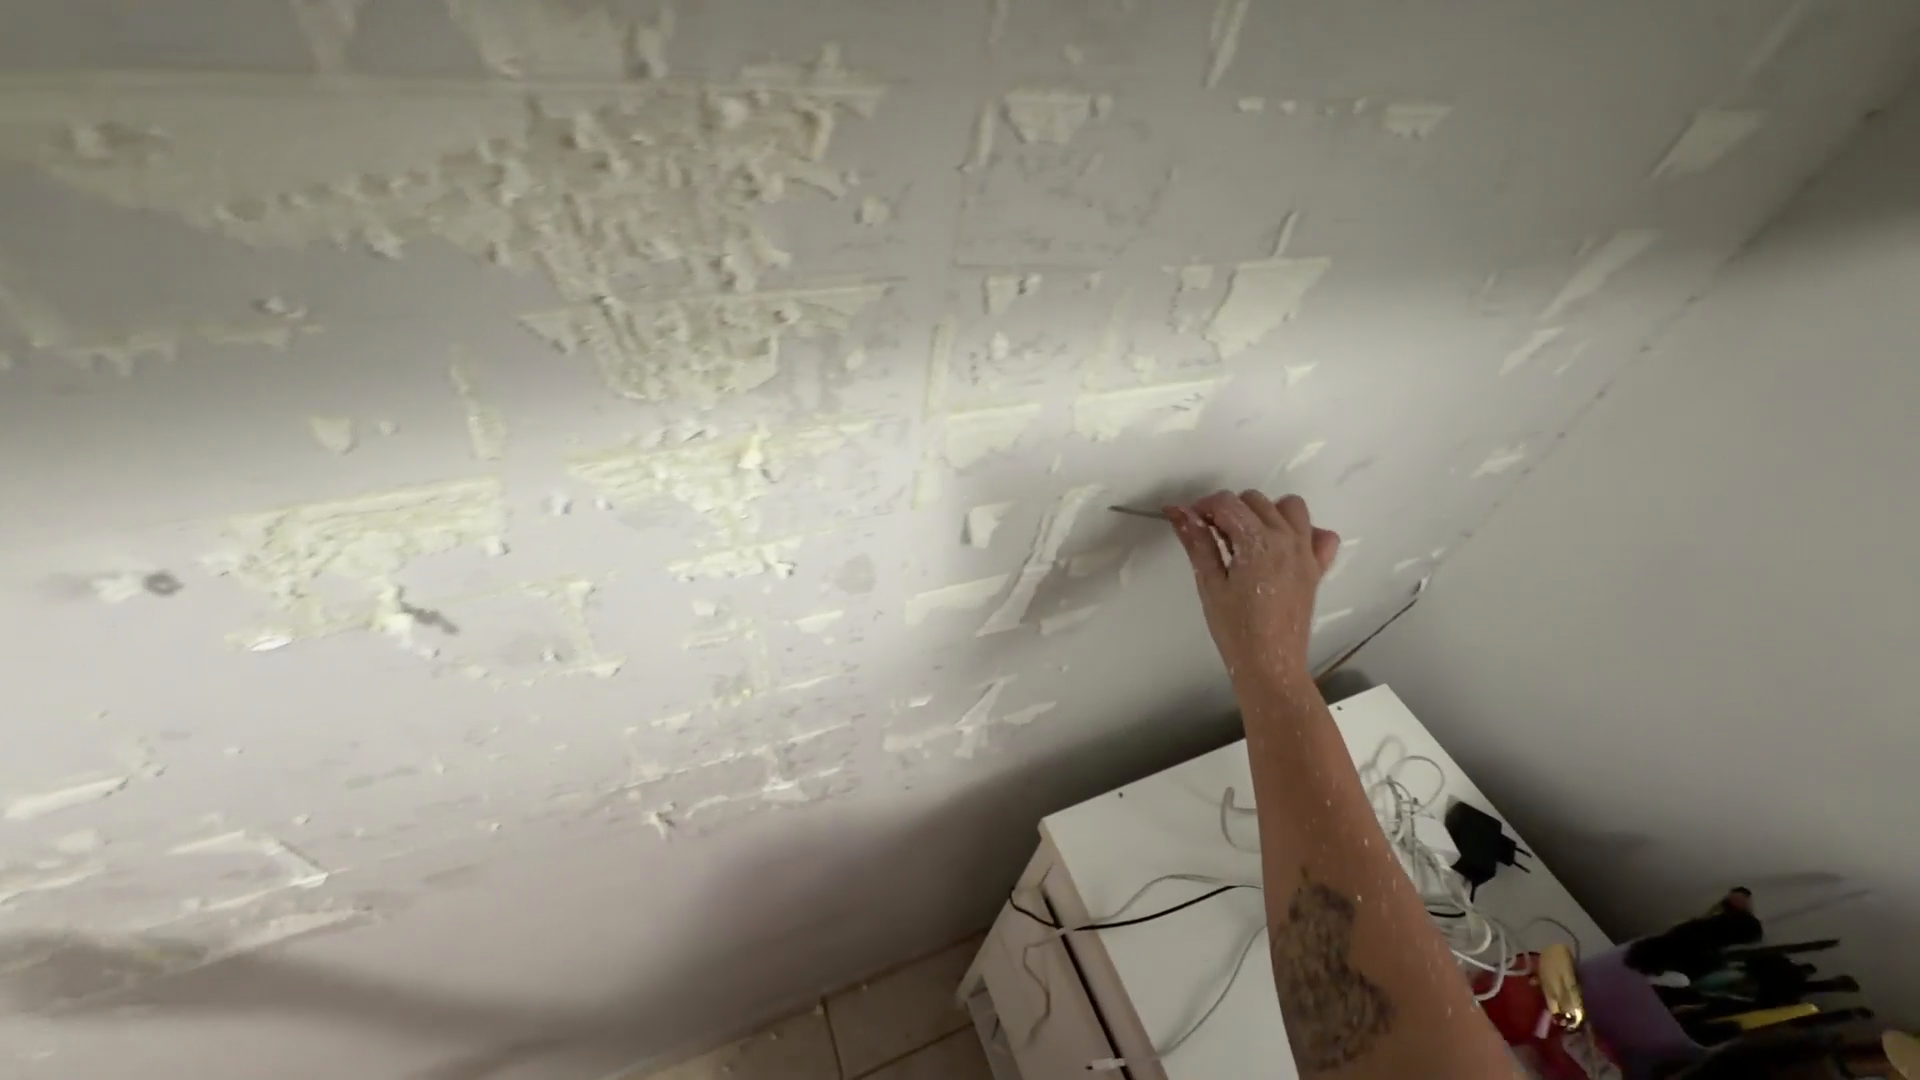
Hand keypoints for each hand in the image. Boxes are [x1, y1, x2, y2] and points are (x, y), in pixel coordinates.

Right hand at [1165, 491, 1339, 685]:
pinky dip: (1302, 533)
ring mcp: (1307, 552)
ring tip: (1245, 539)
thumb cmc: (1234, 628)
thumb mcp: (1209, 583)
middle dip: (1229, 510)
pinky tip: (1281, 550)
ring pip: (1290, 508)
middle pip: (1255, 500)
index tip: (1191, 524)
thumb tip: (1178, 511)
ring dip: (1265, 513)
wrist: (1270, 664)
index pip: (1227, 503)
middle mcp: (1287, 539)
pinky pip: (1319, 535)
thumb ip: (1197, 542)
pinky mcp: (1317, 567)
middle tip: (1211, 537)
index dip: (1203, 507)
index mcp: (1257, 542)